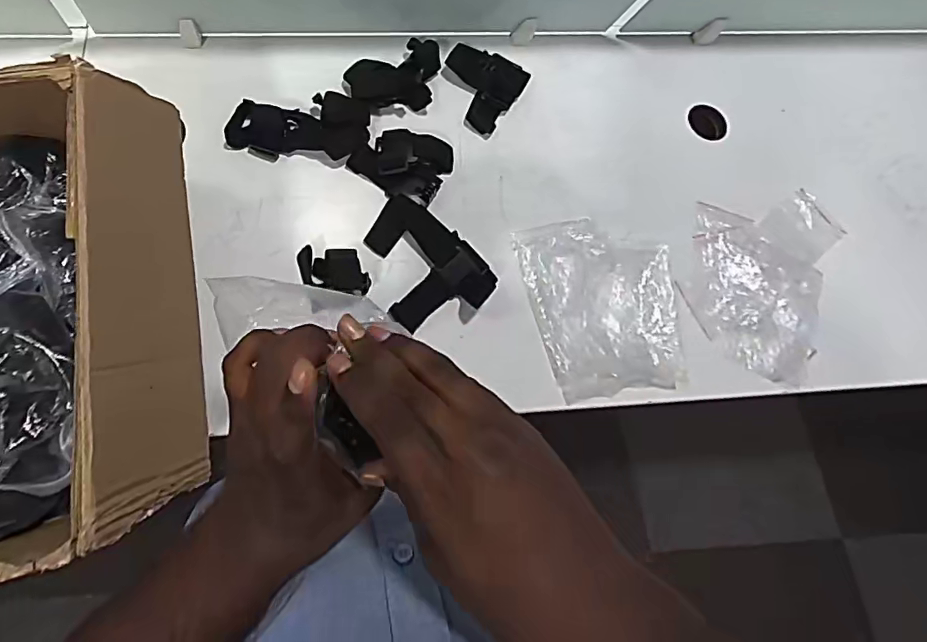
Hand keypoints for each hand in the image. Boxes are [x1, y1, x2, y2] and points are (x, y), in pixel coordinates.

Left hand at [206, 326, 379, 582]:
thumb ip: (377, 461)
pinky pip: (238, 359)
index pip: (291, 419)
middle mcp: (264, 426)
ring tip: (317, 345)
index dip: (303, 388)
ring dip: (290, 339)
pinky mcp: (236, 402)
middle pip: (276, 366)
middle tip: (340, 351)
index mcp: (292, 456)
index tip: (326, 364)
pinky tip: (283, 343)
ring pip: (259, 355)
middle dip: (312, 344)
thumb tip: (402, 424)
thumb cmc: (300, 523)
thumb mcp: (353, 502)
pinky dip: (260, 342)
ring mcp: (246, 409)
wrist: (249, 538)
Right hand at [326, 317, 711, 641]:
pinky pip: (468, 382)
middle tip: (347, 329)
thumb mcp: (443, 555)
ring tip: (376, 332)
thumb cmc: (511, 593)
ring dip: (404, 349)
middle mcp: (472, 447)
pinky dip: (437, 364)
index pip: (389, 419)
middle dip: (373, 354)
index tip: (335, 361)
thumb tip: (381, 458)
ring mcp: (500, 429)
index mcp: (445, 488)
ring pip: (441, 373)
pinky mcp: (519, 424)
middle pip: (411, 385)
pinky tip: (421, 358)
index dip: (358, 385)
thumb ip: (409, 496)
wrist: (592, 597)